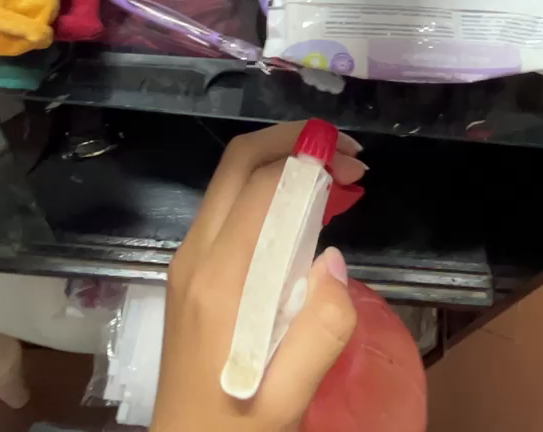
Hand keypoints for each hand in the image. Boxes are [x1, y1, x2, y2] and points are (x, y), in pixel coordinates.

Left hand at [152, 122, 368, 431]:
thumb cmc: (236, 430)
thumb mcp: (289, 397)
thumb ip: (320, 330)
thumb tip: (332, 257)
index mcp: (220, 280)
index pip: (261, 188)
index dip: (309, 160)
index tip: (353, 165)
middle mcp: (196, 253)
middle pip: (238, 163)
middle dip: (293, 140)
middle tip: (345, 153)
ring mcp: (189, 257)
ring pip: (232, 178)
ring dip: (282, 160)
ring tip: (335, 174)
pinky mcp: (192, 267)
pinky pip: (230, 205)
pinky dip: (269, 187)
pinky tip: (306, 208)